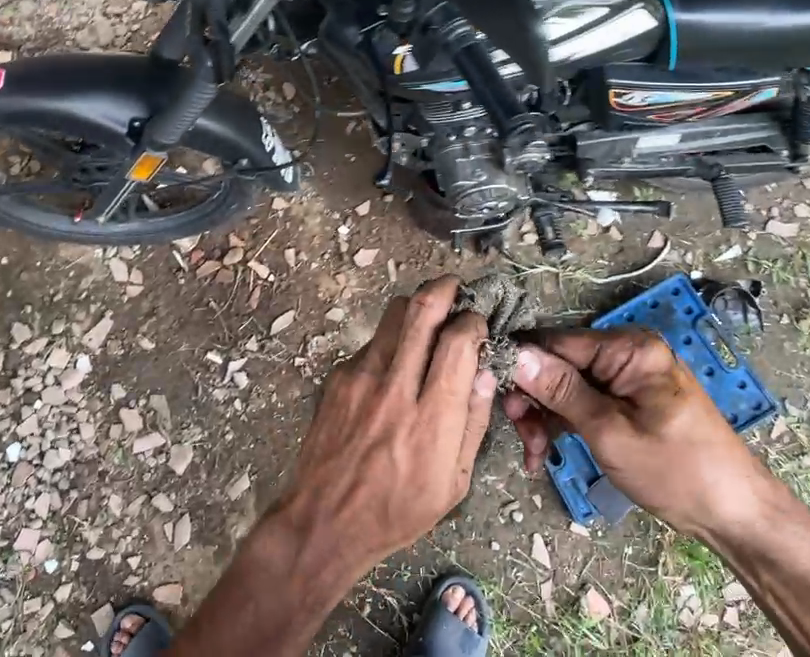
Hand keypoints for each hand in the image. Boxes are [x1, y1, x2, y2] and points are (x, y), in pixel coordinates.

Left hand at [272, 276, 497, 579]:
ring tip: (429, 319)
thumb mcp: (453, 484)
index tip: (479, 324)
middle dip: (444, 288)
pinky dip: (391, 342)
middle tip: (456, 288)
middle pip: (421, 310)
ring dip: (416, 307)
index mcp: (431, 419)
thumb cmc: (397, 511)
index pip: (458, 342)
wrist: (324, 521)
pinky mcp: (337, 378)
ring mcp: (360, 378)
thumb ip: (473, 423)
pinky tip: (395, 366)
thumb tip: (485, 372)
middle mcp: (394, 389)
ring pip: (393, 315)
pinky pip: (372, 343)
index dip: (473, 321)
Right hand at [502, 329, 767, 535]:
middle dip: (534, 400)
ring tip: (537, 456)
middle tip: (522, 437)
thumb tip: (516, 354)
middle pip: (558, 364)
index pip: (556, 341)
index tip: (494, 395)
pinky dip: (564, 426)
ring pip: (565, 387)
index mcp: (629, 348)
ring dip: (545, 419)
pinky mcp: (626, 402)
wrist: (734, 514)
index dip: (522, 366)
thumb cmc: (677, 469)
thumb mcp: (610, 432)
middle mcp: (626, 353)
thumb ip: (561, 390)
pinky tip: (548, 454)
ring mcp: (627, 378)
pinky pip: (583, 404)